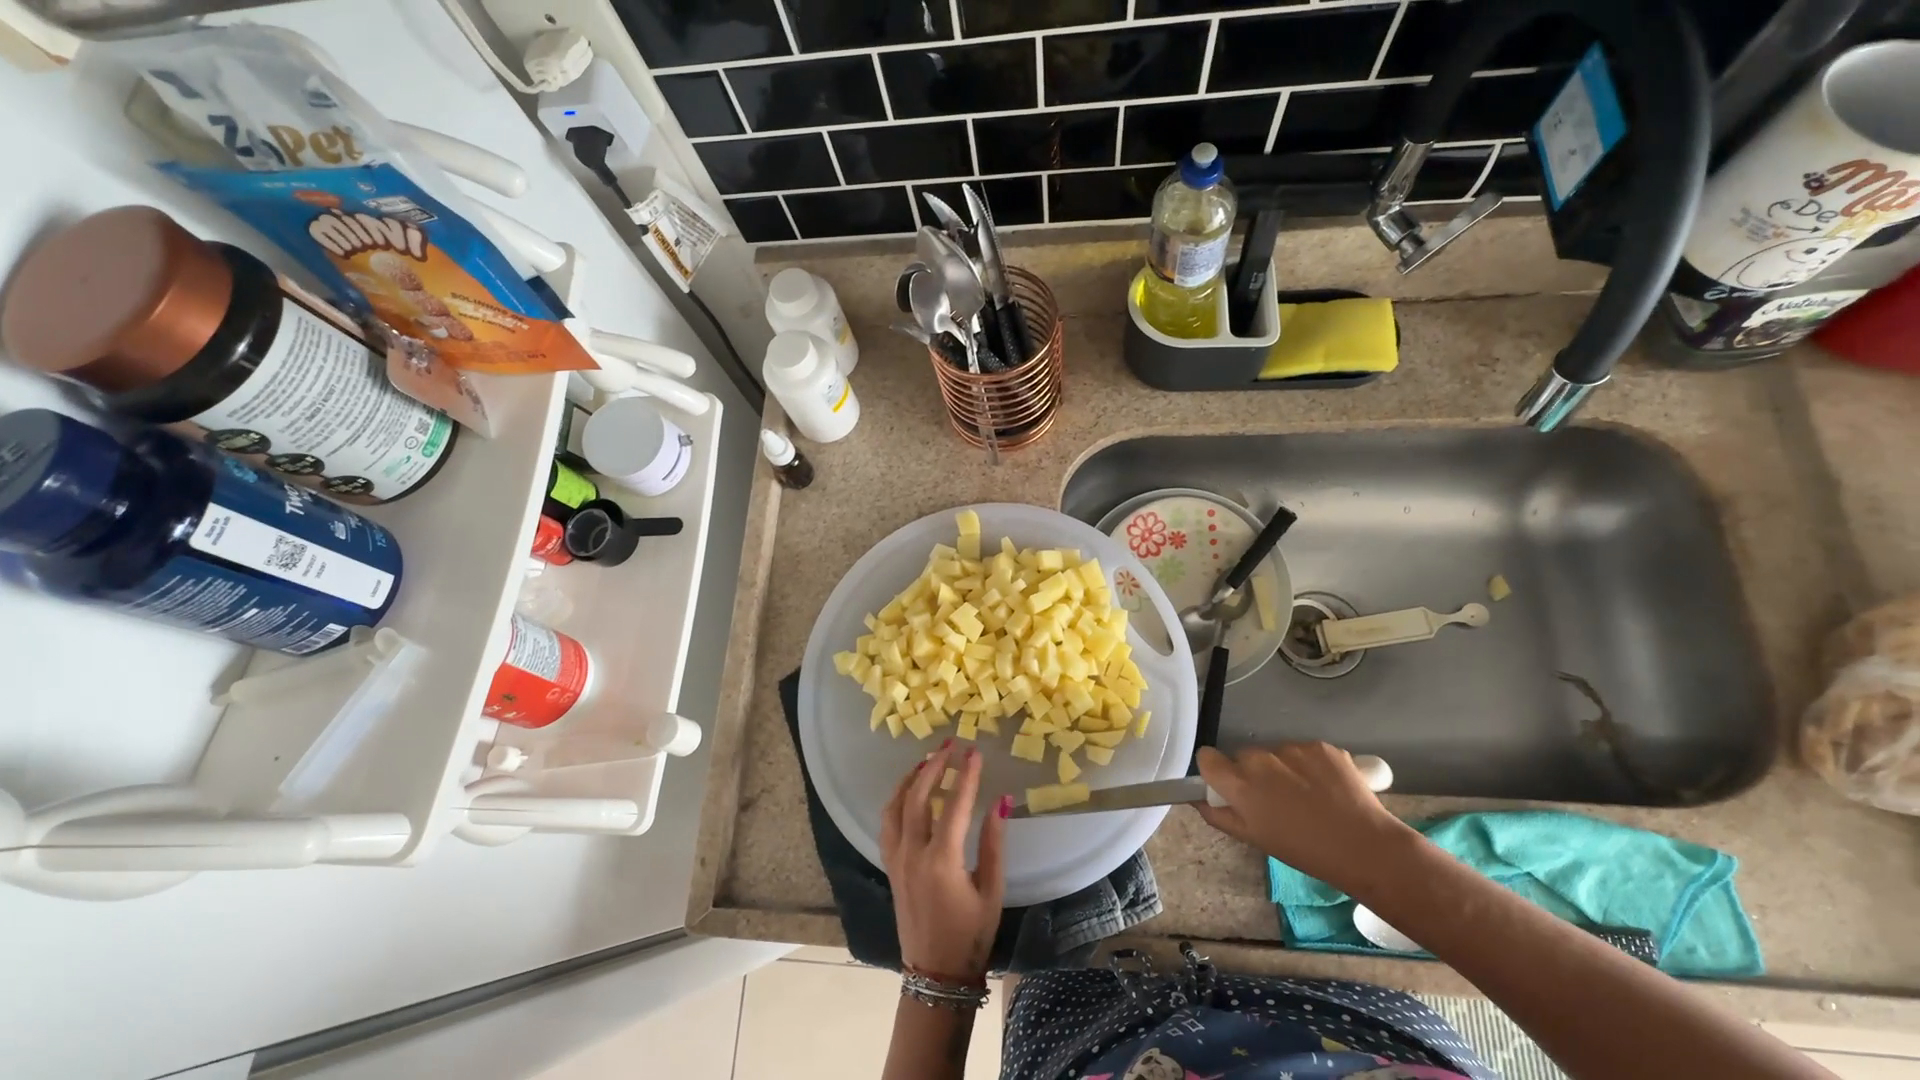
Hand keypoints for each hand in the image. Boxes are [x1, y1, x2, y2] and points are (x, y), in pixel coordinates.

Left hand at [881, 740, 1008, 979]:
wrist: (936, 971)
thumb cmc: (971, 934)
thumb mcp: (992, 891)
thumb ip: (994, 844)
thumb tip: (1001, 801)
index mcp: (941, 861)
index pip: (954, 805)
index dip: (965, 775)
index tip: (974, 751)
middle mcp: (913, 854)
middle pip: (917, 797)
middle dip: (933, 766)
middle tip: (950, 744)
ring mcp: (897, 859)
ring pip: (895, 807)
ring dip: (910, 779)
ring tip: (927, 759)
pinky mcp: (890, 866)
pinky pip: (887, 823)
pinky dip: (897, 800)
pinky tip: (908, 791)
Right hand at [1195, 742, 1418, 894]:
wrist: (1364, 846)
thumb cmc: (1304, 850)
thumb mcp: (1254, 839)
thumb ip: (1220, 815)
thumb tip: (1199, 799)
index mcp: (1240, 784)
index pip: (1207, 757)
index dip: (1216, 770)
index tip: (1229, 785)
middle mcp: (1261, 759)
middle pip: (1244, 756)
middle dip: (1253, 773)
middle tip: (1275, 799)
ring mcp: (1292, 749)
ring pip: (1275, 753)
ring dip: (1283, 768)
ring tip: (1307, 796)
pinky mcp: (1320, 745)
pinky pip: (1303, 751)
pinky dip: (1309, 765)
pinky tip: (1326, 788)